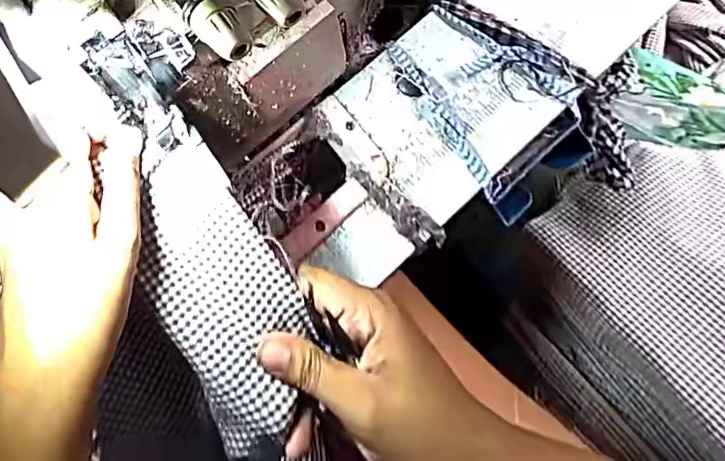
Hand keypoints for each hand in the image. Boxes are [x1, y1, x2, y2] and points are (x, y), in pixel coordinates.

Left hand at [0, 127, 142, 460]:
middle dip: (91, 148)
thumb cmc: (81, 320)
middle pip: (60, 150)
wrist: (42, 379)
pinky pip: (37, 198)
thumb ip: (123, 185)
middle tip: (119, 161)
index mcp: (53, 194)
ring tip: (102, 195)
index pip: (75, 133)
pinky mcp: (10, 241)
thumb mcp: (120, 245)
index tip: (122, 132)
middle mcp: (24, 202)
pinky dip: (60, 195)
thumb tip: (128, 143)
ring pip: (48, 173)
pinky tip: (79, 220)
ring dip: (76, 171)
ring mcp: (12, 222)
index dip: (103, 126)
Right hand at [258, 265, 603, 460]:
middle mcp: (367, 316)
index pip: (310, 281)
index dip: (280, 302)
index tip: (255, 330)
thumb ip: (312, 370)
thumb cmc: (429, 430)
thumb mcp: (361, 403)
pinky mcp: (369, 363)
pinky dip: (317, 397)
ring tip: (294, 427)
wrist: (470, 459)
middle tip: (271, 390)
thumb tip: (266, 343)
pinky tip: (309, 429)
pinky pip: (330, 368)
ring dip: (301, 387)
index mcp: (369, 309)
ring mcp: (368, 340)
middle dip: (289, 359)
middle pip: (308, 318)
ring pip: (316, 349)